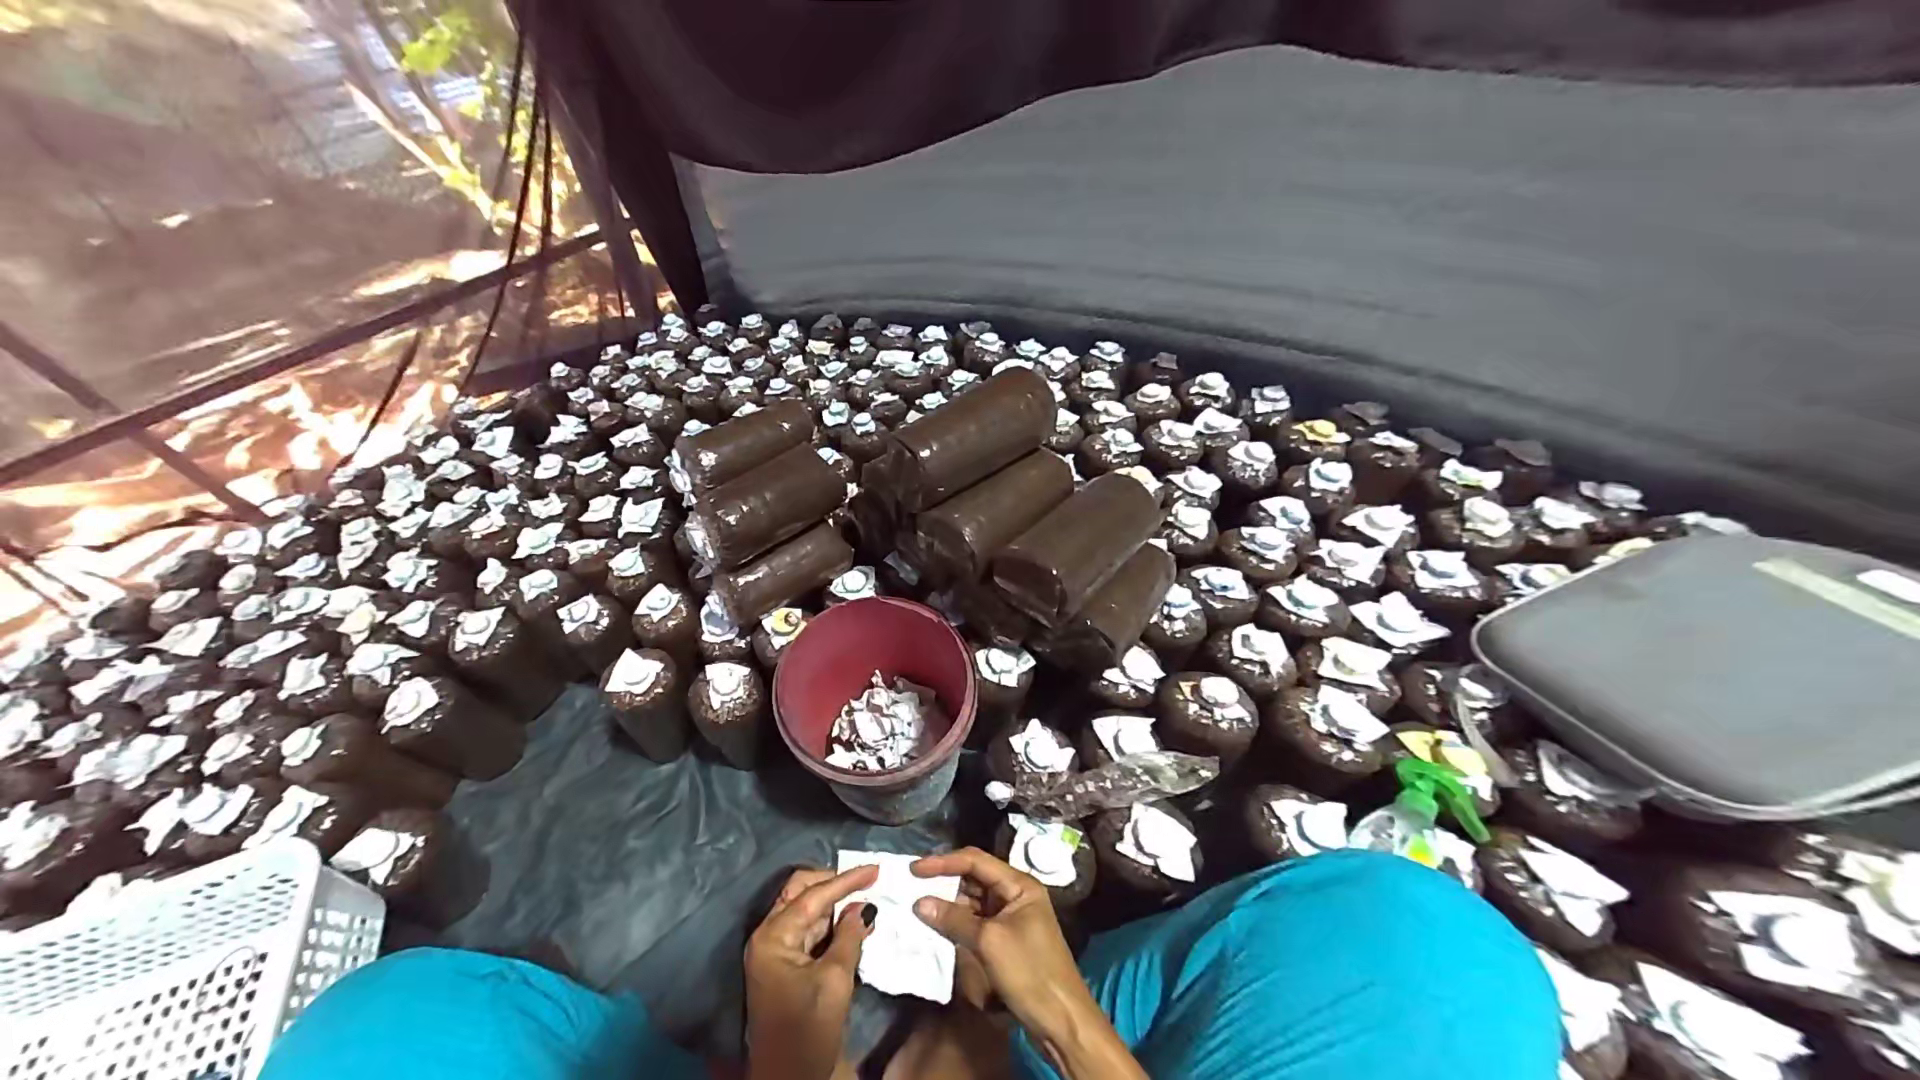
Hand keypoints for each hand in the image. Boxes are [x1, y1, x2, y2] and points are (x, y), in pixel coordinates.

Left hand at [744, 864, 878, 1079]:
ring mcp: (773, 951)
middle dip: (833, 884)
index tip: (875, 869)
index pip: (814, 895)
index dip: (847, 880)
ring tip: (864, 898)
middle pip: (800, 892)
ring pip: (804, 910)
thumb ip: (850, 936)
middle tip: (866, 882)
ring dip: (832, 904)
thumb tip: (863, 906)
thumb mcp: (835, 980)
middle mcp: (768, 936)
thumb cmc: (808, 1031)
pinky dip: (828, 923)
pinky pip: (807, 930)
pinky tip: (851, 922)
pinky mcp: (782, 965)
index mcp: (774, 936)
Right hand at [911, 848, 1145, 1079]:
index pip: (976, 860)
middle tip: (912, 884)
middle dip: (944, 879)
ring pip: (972, 900)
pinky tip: (936, 924)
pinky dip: (956, 921)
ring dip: (948, 901)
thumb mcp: (989, 942)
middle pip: (974, 877)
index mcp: (1019, 884)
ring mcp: (1011, 917)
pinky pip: (976, 920)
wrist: (1062, 1020)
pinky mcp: (1006, 939)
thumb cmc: (1030, 972)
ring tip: (917, 902)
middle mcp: (1016, 893)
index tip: (915, 869)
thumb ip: (954, 919)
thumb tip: (919, 902)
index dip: (944, 861)